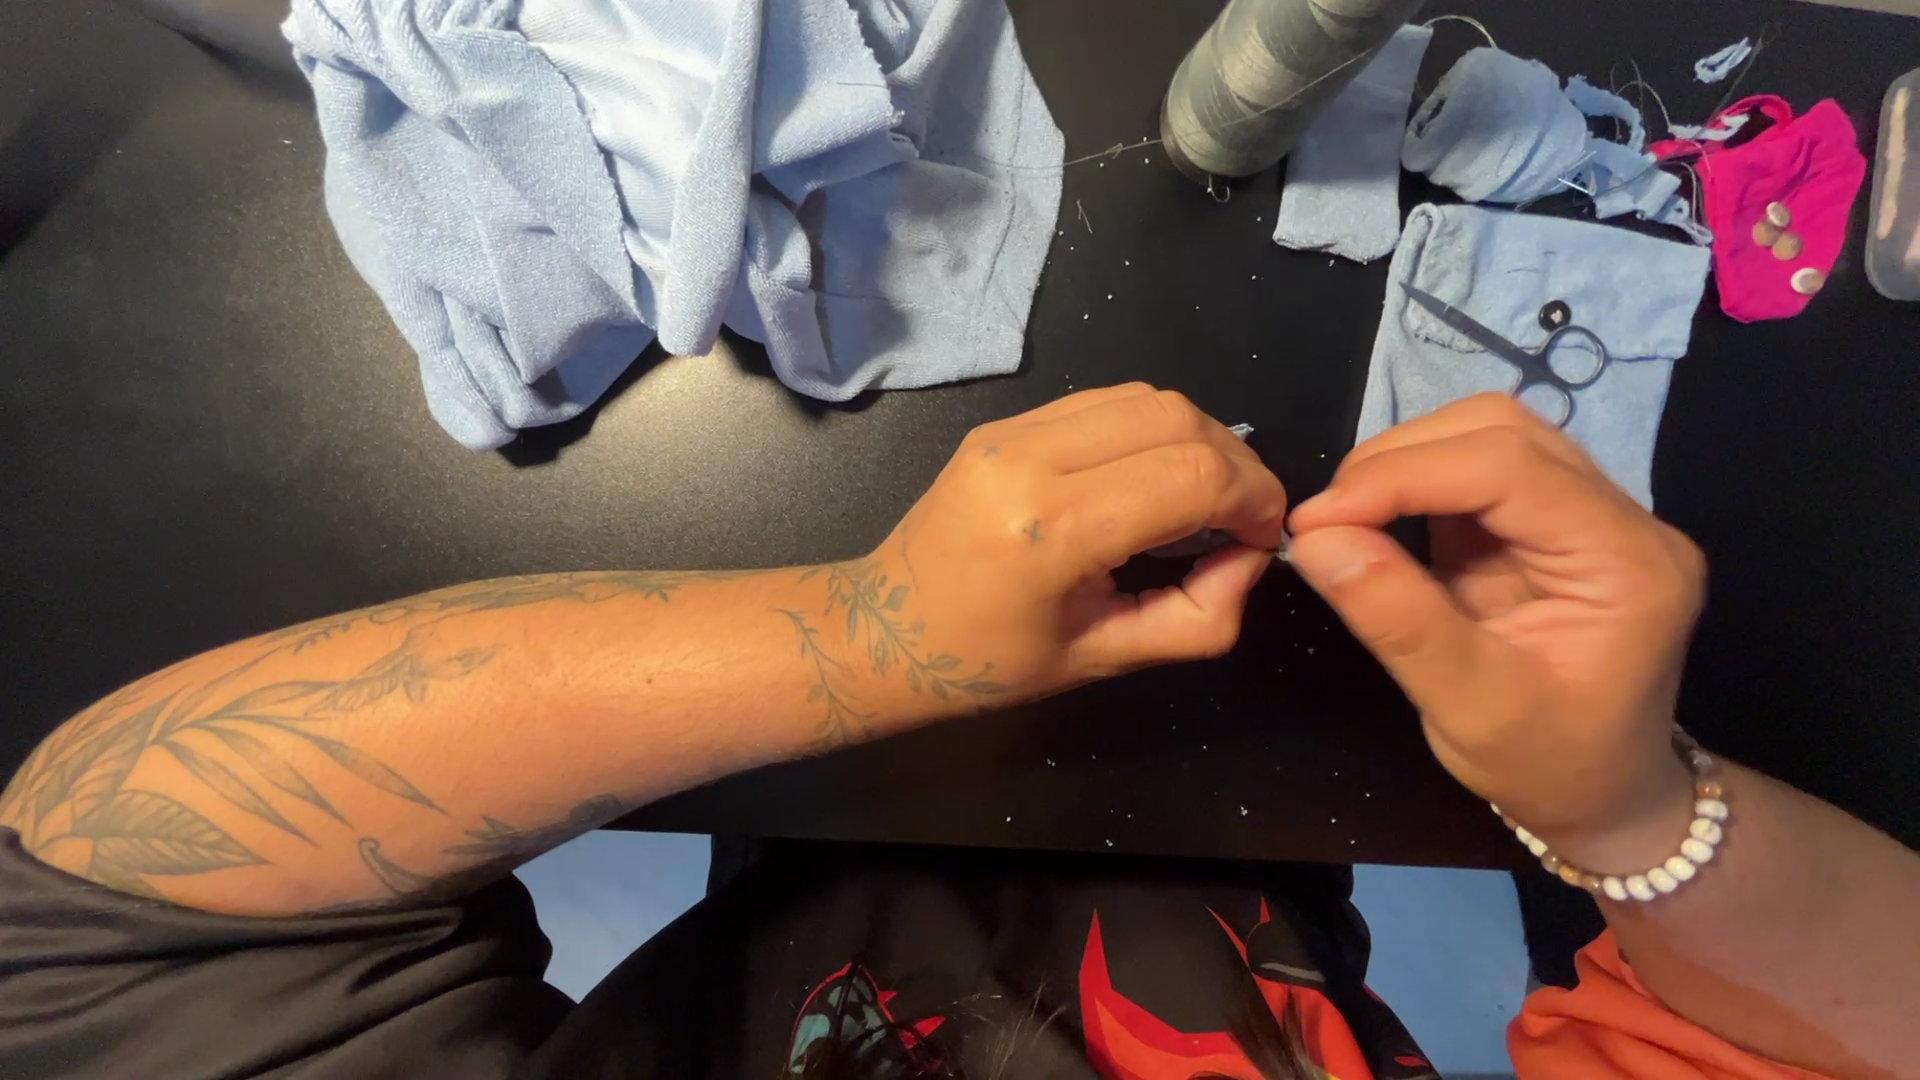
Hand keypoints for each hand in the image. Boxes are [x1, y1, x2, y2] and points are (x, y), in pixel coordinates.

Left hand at [871, 384, 1288, 705]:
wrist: (888, 628)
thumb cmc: (989, 661)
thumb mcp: (1104, 657)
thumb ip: (1198, 617)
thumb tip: (1249, 554)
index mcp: (1052, 529)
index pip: (1193, 476)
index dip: (1252, 500)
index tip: (1258, 536)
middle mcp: (1029, 458)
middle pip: (1177, 418)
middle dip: (1234, 463)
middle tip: (1236, 517)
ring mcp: (1009, 431)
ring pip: (1144, 397)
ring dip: (1195, 439)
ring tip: (1196, 497)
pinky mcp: (1001, 423)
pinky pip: (1101, 402)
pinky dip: (1147, 430)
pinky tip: (1144, 476)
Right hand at [1286, 395, 1705, 868]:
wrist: (1596, 792)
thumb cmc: (1544, 761)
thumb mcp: (1466, 704)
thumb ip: (1395, 618)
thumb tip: (1313, 539)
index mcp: (1624, 561)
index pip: (1508, 468)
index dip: (1401, 477)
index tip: (1315, 521)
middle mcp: (1613, 518)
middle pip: (1499, 429)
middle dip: (1396, 459)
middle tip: (1326, 519)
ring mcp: (1576, 513)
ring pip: (1482, 433)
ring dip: (1398, 462)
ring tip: (1343, 516)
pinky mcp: (1533, 521)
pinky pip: (1466, 468)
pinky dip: (1405, 481)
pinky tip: (1372, 517)